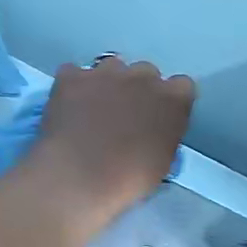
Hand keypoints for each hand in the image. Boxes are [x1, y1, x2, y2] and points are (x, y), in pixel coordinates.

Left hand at [19, 55, 194, 246]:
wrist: (80, 175)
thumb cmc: (128, 179)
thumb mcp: (162, 160)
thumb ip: (163, 134)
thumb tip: (152, 132)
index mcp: (173, 98)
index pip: (180, 87)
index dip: (166, 101)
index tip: (156, 117)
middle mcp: (142, 76)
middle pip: (144, 72)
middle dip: (135, 89)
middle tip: (121, 114)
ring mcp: (105, 72)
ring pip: (110, 67)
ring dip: (105, 82)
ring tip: (90, 107)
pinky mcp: (71, 76)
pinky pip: (73, 73)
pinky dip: (71, 85)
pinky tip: (66, 104)